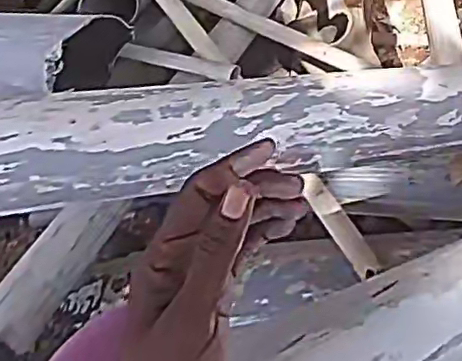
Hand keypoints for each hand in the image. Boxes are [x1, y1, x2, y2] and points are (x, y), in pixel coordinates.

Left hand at [121, 140, 307, 360]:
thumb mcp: (191, 311)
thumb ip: (215, 251)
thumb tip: (237, 194)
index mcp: (165, 255)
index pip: (202, 192)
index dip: (234, 167)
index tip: (265, 151)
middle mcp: (181, 257)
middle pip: (224, 202)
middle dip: (261, 185)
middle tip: (293, 184)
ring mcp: (199, 272)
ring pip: (238, 220)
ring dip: (269, 205)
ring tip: (296, 202)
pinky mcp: (216, 288)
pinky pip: (243, 244)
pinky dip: (266, 228)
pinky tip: (281, 224)